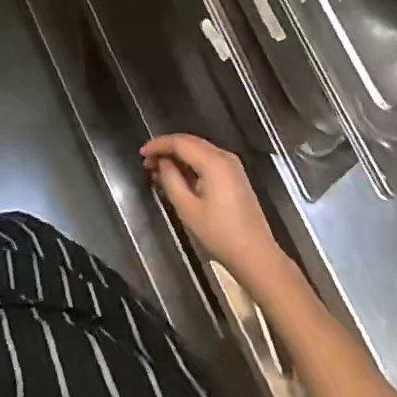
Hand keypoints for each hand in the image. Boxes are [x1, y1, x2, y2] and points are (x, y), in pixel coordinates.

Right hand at [141, 133, 289, 289]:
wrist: (255, 255)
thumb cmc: (219, 234)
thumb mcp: (187, 208)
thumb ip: (171, 179)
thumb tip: (162, 162)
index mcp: (214, 162)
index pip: (181, 142)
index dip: (159, 144)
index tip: (141, 153)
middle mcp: (225, 157)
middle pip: (191, 143)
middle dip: (167, 149)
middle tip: (146, 162)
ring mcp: (233, 167)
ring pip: (199, 151)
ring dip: (178, 157)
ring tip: (157, 169)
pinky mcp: (235, 177)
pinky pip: (208, 161)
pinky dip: (191, 165)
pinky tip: (178, 177)